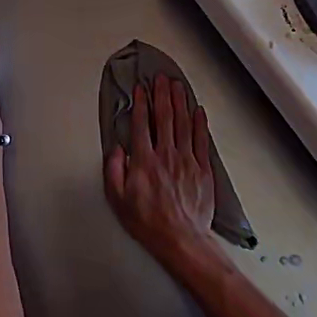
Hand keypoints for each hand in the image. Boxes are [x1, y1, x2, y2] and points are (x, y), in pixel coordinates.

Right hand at [104, 74, 215, 267]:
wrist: (180, 239)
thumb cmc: (148, 222)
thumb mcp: (117, 199)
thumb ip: (114, 170)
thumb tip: (116, 148)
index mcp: (144, 161)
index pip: (141, 124)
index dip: (141, 103)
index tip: (140, 89)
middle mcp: (166, 155)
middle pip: (164, 117)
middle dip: (162, 94)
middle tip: (161, 77)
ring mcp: (186, 160)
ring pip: (183, 123)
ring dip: (180, 102)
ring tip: (178, 85)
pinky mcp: (202, 169)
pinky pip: (201, 140)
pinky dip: (199, 123)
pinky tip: (198, 111)